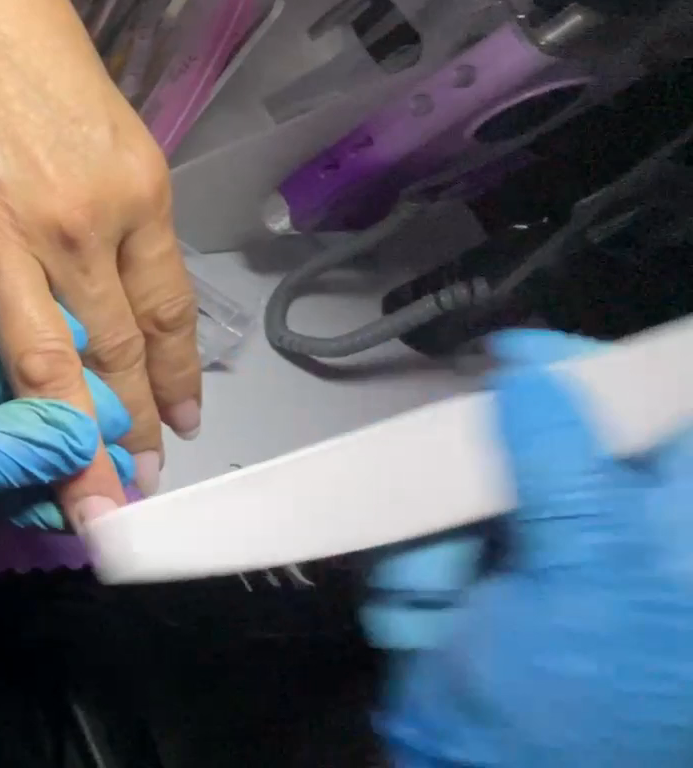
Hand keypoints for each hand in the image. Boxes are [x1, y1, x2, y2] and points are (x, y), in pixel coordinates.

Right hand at [0, 0, 199, 516]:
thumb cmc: (29, 51)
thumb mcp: (105, 123)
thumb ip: (116, 207)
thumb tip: (110, 279)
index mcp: (136, 193)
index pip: (165, 313)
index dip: (171, 379)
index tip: (172, 426)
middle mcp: (79, 225)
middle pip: (111, 350)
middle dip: (124, 430)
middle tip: (130, 491)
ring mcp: (0, 235)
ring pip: (37, 355)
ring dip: (55, 435)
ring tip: (68, 496)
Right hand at [375, 330, 692, 765]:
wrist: (475, 766)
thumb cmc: (569, 699)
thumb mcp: (591, 588)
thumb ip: (568, 479)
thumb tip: (532, 374)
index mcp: (675, 539)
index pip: (661, 427)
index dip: (597, 377)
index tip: (515, 353)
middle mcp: (613, 539)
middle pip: (538, 450)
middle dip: (477, 482)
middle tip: (465, 515)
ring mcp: (533, 557)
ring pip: (460, 490)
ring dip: (435, 536)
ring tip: (450, 596)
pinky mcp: (470, 570)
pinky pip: (423, 527)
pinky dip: (412, 560)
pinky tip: (432, 609)